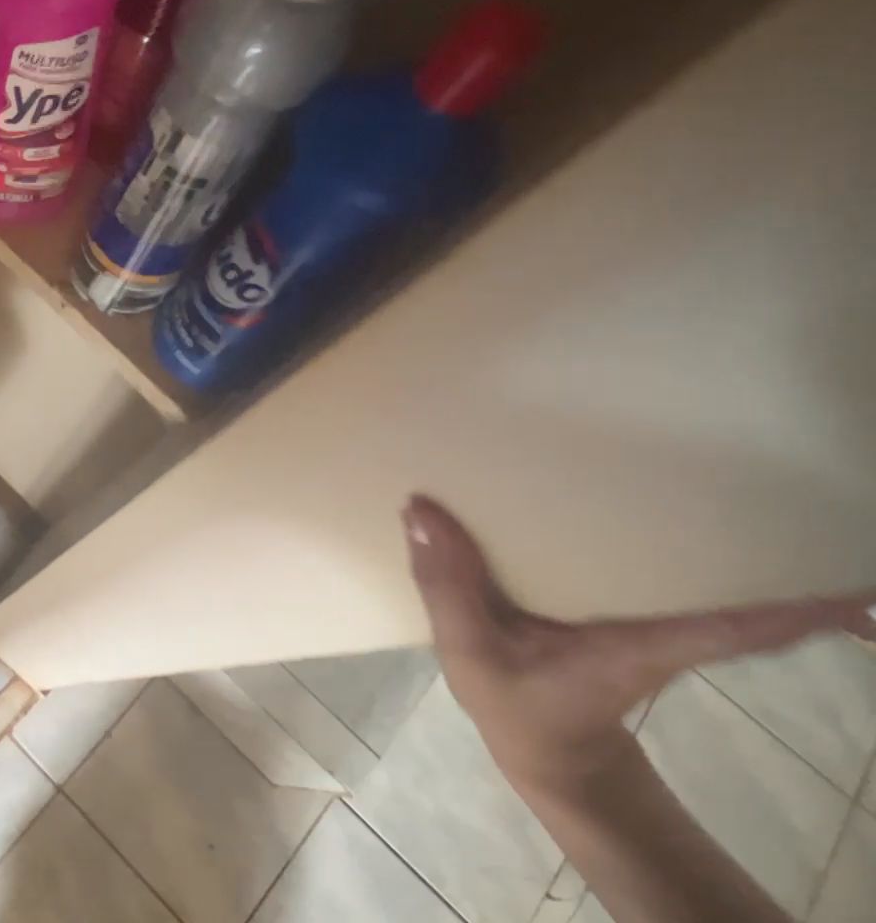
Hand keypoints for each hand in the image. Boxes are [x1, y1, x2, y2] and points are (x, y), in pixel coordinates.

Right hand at [404, 495, 875, 787]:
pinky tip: (681, 525)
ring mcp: (663, 631)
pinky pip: (684, 588)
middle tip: (816, 504)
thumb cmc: (518, 708)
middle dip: (796, 564)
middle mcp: (666, 633)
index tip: (854, 583)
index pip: (728, 626)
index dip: (790, 605)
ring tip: (758, 499)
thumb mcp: (469, 652)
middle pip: (750, 599)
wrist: (551, 755)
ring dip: (757, 557)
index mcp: (635, 645)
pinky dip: (706, 562)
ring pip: (722, 591)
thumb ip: (446, 585)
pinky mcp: (644, 622)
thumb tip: (421, 511)